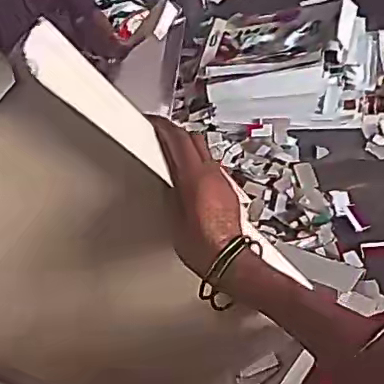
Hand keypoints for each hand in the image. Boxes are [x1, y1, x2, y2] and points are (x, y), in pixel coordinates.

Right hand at [147, 115, 244, 276]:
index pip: (178, 138)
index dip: (163, 127)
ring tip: (173, 155)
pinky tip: (191, 176)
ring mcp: (224, 182)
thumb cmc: (203, 246)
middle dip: (176, 133)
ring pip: (205, 152)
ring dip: (189, 148)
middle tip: (161, 135)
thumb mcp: (173, 218)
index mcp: (196, 177)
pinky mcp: (229, 191)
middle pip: (194, 138)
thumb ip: (170, 192)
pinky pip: (213, 168)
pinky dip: (199, 165)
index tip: (154, 123)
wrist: (228, 260)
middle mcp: (213, 175)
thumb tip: (168, 182)